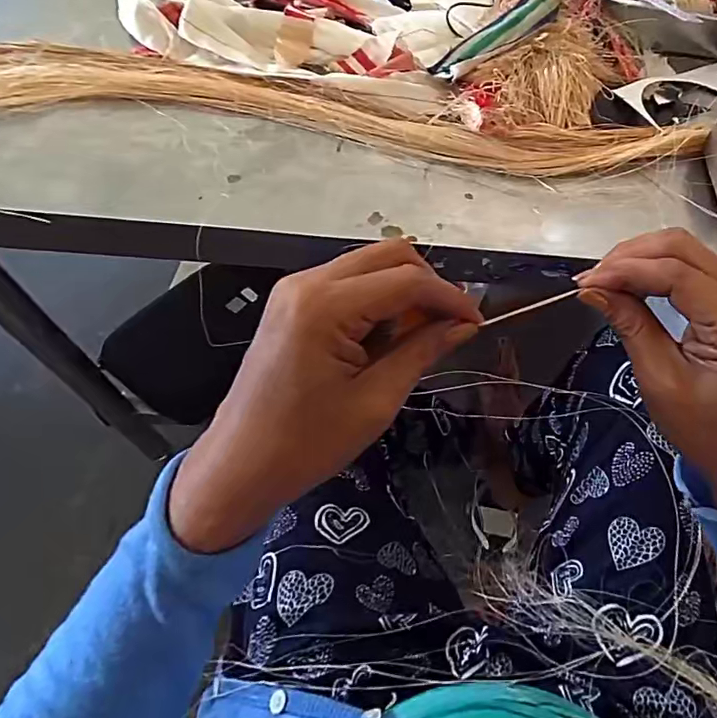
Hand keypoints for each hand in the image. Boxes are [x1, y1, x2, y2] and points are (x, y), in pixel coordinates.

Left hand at [168, 240, 481, 551]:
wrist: (241, 462)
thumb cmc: (305, 443)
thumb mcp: (375, 401)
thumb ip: (421, 351)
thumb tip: (461, 325)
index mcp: (325, 306)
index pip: (405, 280)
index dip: (449, 297)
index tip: (476, 321)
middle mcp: (306, 282)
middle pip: (387, 255)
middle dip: (426, 284)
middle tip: (448, 326)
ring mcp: (294, 288)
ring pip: (368, 264)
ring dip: (401, 290)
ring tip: (416, 336)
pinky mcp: (291, 300)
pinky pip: (345, 281)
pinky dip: (374, 298)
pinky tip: (383, 335)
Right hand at [576, 230, 716, 518]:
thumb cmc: (703, 426)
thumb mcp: (659, 378)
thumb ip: (630, 324)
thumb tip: (593, 289)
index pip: (677, 274)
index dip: (626, 270)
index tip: (588, 282)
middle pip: (681, 248)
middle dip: (629, 256)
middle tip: (592, 279)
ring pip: (682, 249)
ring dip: (637, 257)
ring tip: (603, 279)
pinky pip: (687, 264)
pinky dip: (650, 266)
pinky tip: (625, 280)